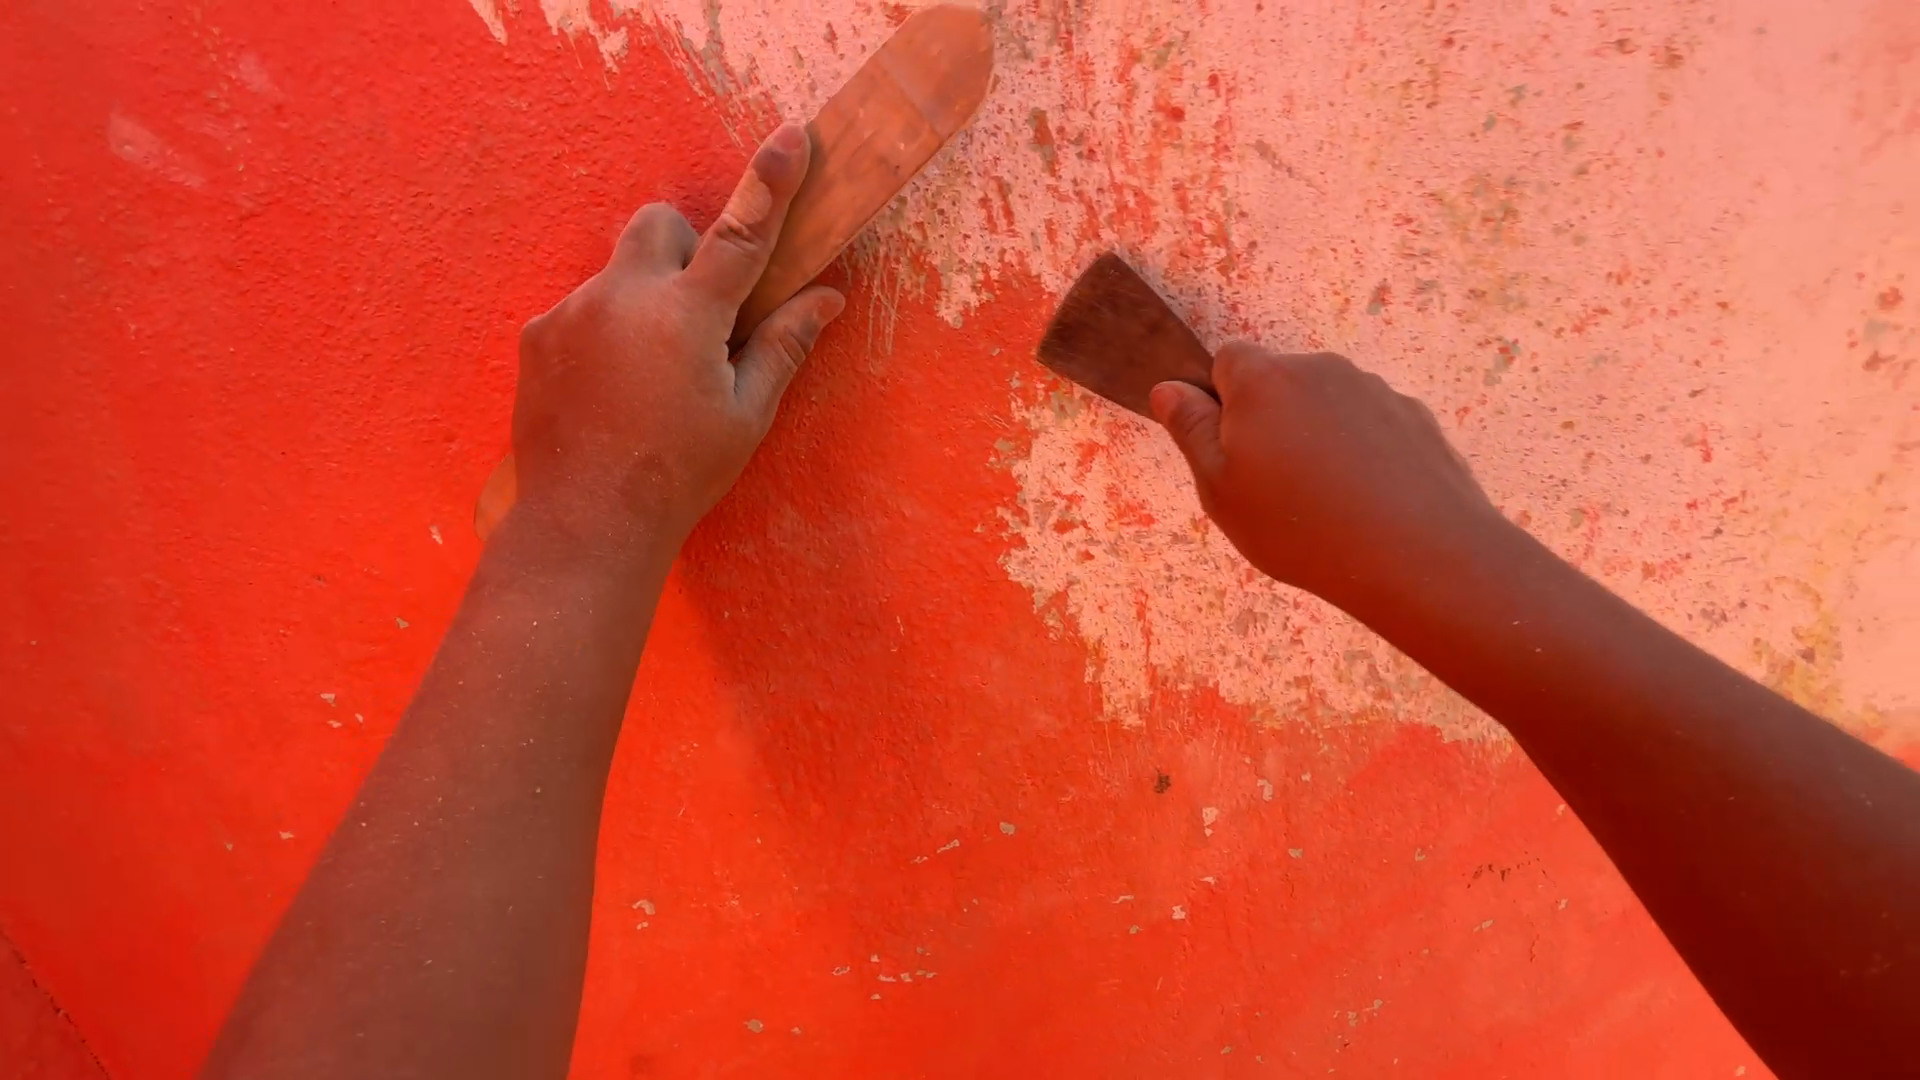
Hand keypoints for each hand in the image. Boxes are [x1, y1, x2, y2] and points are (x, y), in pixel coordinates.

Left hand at [508, 121, 843, 553]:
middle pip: (657, 224)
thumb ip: (782, 345)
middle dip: (684, 249)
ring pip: (619, 271)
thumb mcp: (746, 415)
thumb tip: (828, 299)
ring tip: (652, 372)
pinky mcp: (537, 334)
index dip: (771, 183)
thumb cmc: (682, 473)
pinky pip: (583, 307)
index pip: (740, 235)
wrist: (588, 520)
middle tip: (700, 312)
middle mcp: (623, 297)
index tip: (794, 137)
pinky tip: (614, 387)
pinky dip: (608, 329)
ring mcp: (572, 312)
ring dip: (646, 299)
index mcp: (687, 317)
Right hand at [1149, 345, 1500, 609]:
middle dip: (1266, 418)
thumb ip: (1190, 429)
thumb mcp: (1218, 487)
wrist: (1416, 554)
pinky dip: (1357, 450)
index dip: (1220, 398)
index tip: (1227, 448)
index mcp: (1264, 381)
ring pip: (1323, 403)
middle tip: (1267, 483)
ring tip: (1320, 499)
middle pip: (1277, 381)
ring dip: (1312, 434)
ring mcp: (1374, 390)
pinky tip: (1363, 500)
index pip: (1227, 358)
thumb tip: (1167, 388)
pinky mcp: (1415, 417)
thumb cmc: (1294, 523)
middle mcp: (1320, 369)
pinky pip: (1367, 424)